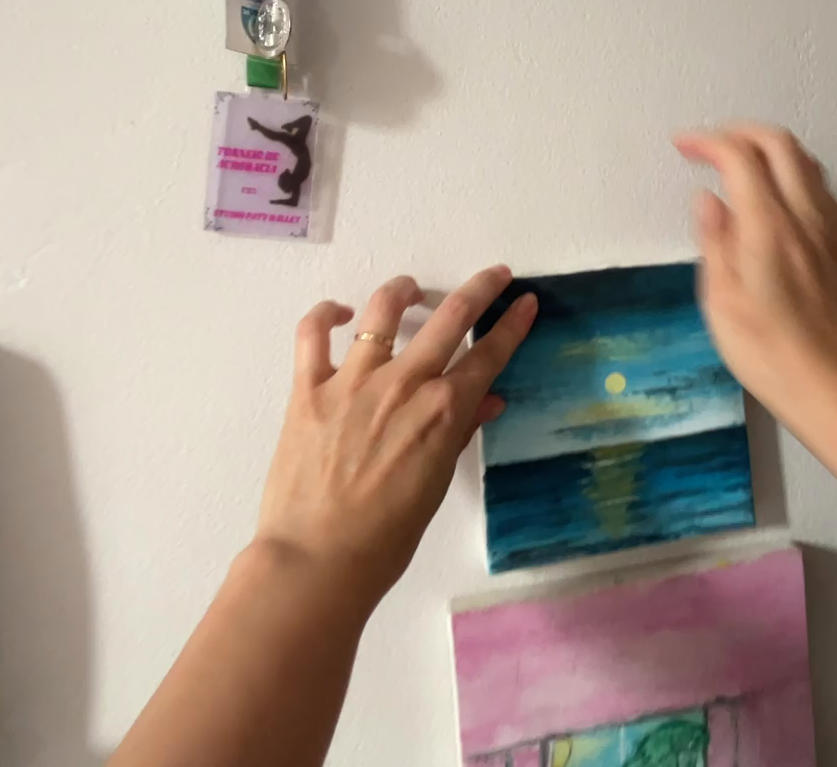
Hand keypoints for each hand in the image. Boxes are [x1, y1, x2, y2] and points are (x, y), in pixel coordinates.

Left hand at [253, 266, 537, 610]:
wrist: (317, 562)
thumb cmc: (386, 537)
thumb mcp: (435, 484)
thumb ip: (460, 432)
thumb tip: (488, 399)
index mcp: (442, 411)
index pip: (489, 355)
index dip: (512, 325)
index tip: (526, 302)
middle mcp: (405, 384)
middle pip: (451, 317)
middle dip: (481, 288)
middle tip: (495, 274)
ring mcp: (354, 381)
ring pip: (384, 310)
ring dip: (404, 290)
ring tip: (412, 290)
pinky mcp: (310, 388)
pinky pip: (313, 334)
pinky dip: (327, 314)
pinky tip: (341, 312)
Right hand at [675, 125, 836, 424]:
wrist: (826, 385)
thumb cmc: (764, 350)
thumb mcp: (720, 298)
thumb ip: (714, 239)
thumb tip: (708, 197)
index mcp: (768, 227)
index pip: (740, 158)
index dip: (708, 141)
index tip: (683, 145)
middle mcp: (804, 218)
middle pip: (780, 144)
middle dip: (740, 131)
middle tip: (708, 144)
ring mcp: (827, 230)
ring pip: (805, 160)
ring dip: (768, 148)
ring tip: (736, 162)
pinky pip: (818, 186)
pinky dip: (790, 170)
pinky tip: (772, 193)